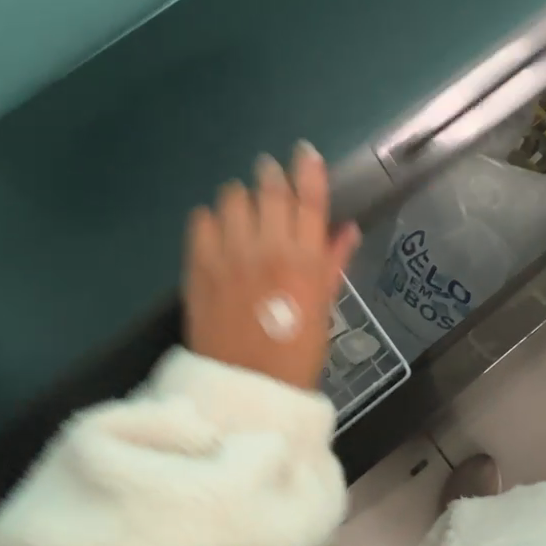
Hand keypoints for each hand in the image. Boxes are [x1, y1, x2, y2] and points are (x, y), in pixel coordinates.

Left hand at [183, 143, 360, 389]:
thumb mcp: (323, 308)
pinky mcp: (199, 267)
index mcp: (306, 261)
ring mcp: (230, 256)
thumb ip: (332, 263)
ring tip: (243, 206)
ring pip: (233, 198)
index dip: (309, 170)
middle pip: (271, 190)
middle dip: (271, 175)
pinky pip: (201, 221)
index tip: (305, 153)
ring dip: (242, 196)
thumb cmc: (295, 353)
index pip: (311, 200)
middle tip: (269, 172)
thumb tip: (346, 228)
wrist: (245, 392)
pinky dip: (211, 217)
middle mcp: (269, 250)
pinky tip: (218, 228)